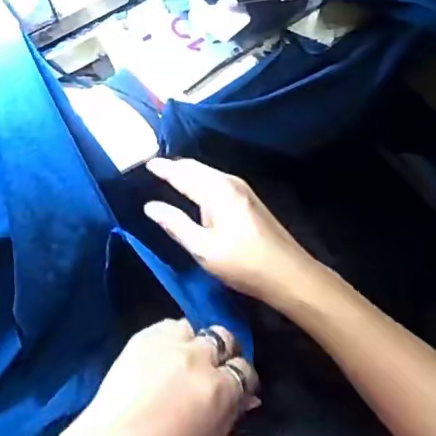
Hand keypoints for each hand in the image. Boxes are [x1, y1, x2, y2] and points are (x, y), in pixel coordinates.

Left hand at [52, 319, 257, 435]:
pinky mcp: (146, 334)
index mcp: (220, 390)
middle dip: (223, 353)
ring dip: (195, 342)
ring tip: (186, 359)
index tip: (238, 386)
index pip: (245, 371)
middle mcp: (201, 358)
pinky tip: (163, 353)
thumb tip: (240, 399)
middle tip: (214, 368)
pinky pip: (168, 326)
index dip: (242, 379)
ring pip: (195, 328)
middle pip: (225, 339)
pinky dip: (171, 337)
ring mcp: (172, 341)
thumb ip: (226, 414)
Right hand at [144, 158, 328, 307]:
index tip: (146, 163)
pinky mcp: (247, 198)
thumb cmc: (243, 263)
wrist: (288, 272)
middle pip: (196, 168)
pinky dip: (200, 179)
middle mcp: (229, 182)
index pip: (183, 174)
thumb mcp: (203, 249)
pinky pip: (216, 180)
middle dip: (175, 166)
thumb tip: (150, 206)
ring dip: (188, 172)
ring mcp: (241, 188)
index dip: (164, 169)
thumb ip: (176, 225)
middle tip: (155, 167)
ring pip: (207, 173)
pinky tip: (196, 189)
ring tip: (171, 175)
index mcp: (216, 190)